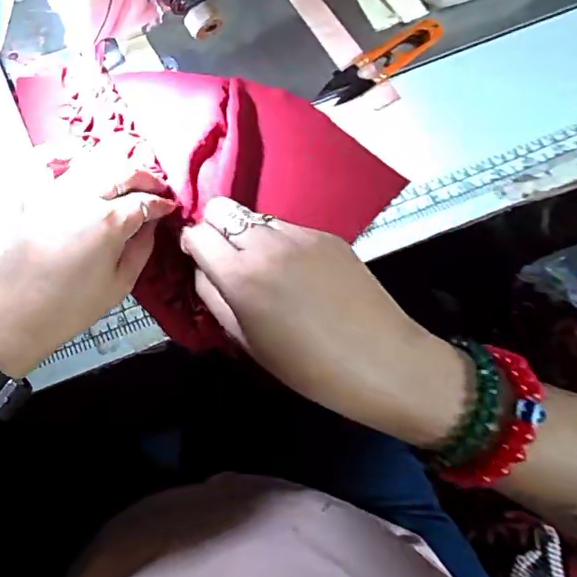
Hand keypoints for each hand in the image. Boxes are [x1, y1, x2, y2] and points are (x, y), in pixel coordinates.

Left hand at [0, 158, 175, 377]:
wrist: (13, 315)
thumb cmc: (70, 308)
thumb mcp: (119, 284)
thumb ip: (141, 248)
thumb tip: (150, 224)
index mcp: (109, 220)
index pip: (145, 200)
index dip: (162, 203)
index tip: (170, 207)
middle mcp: (83, 196)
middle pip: (122, 171)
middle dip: (145, 176)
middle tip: (156, 188)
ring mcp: (54, 192)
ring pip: (92, 161)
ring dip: (115, 164)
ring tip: (125, 176)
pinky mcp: (31, 196)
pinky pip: (47, 162)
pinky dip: (63, 153)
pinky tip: (74, 155)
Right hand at [180, 197, 471, 446]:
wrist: (384, 362)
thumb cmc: (308, 367)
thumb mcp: (247, 341)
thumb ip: (214, 298)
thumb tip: (202, 269)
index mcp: (242, 275)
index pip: (197, 233)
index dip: (193, 247)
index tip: (200, 263)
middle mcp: (267, 243)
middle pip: (222, 209)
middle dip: (215, 229)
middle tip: (226, 260)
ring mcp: (301, 234)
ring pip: (255, 216)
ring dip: (248, 235)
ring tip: (265, 269)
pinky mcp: (327, 236)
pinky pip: (287, 228)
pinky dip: (278, 242)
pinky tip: (297, 273)